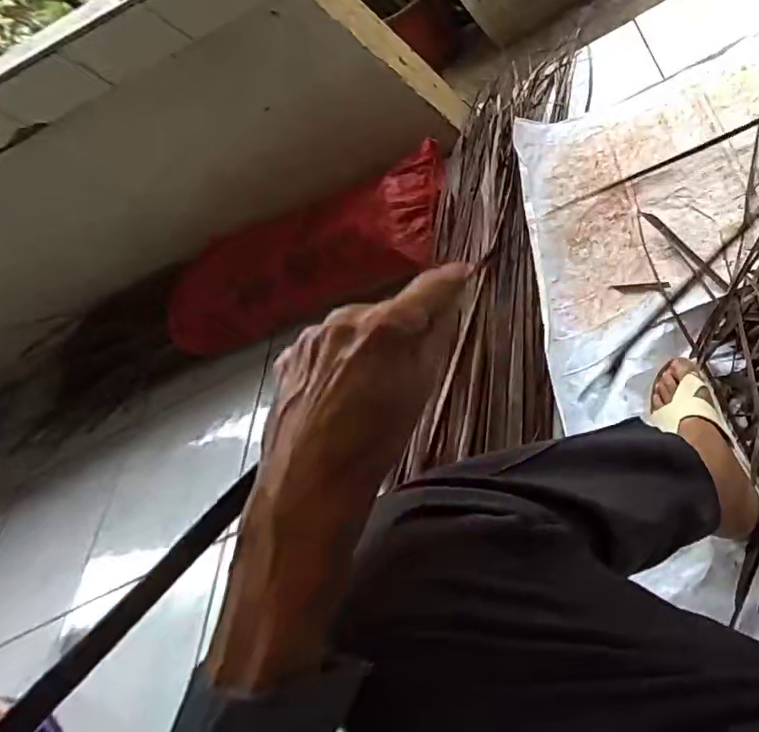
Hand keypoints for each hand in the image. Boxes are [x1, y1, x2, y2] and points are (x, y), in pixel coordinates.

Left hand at [255, 262, 472, 519]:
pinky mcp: (293, 357)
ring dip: (375, 342)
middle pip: (393, 309)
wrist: (308, 486)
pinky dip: (347, 356)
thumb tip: (448, 310)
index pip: (430, 287)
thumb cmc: (371, 445)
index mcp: (385, 326)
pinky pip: (332, 343)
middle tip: (417, 361)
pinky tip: (349, 389)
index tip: (465, 273)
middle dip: (408, 325)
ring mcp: (314, 337)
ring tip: (376, 386)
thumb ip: (438, 338)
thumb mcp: (423, 387)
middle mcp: (346, 321)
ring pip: (361, 326)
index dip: (453, 279)